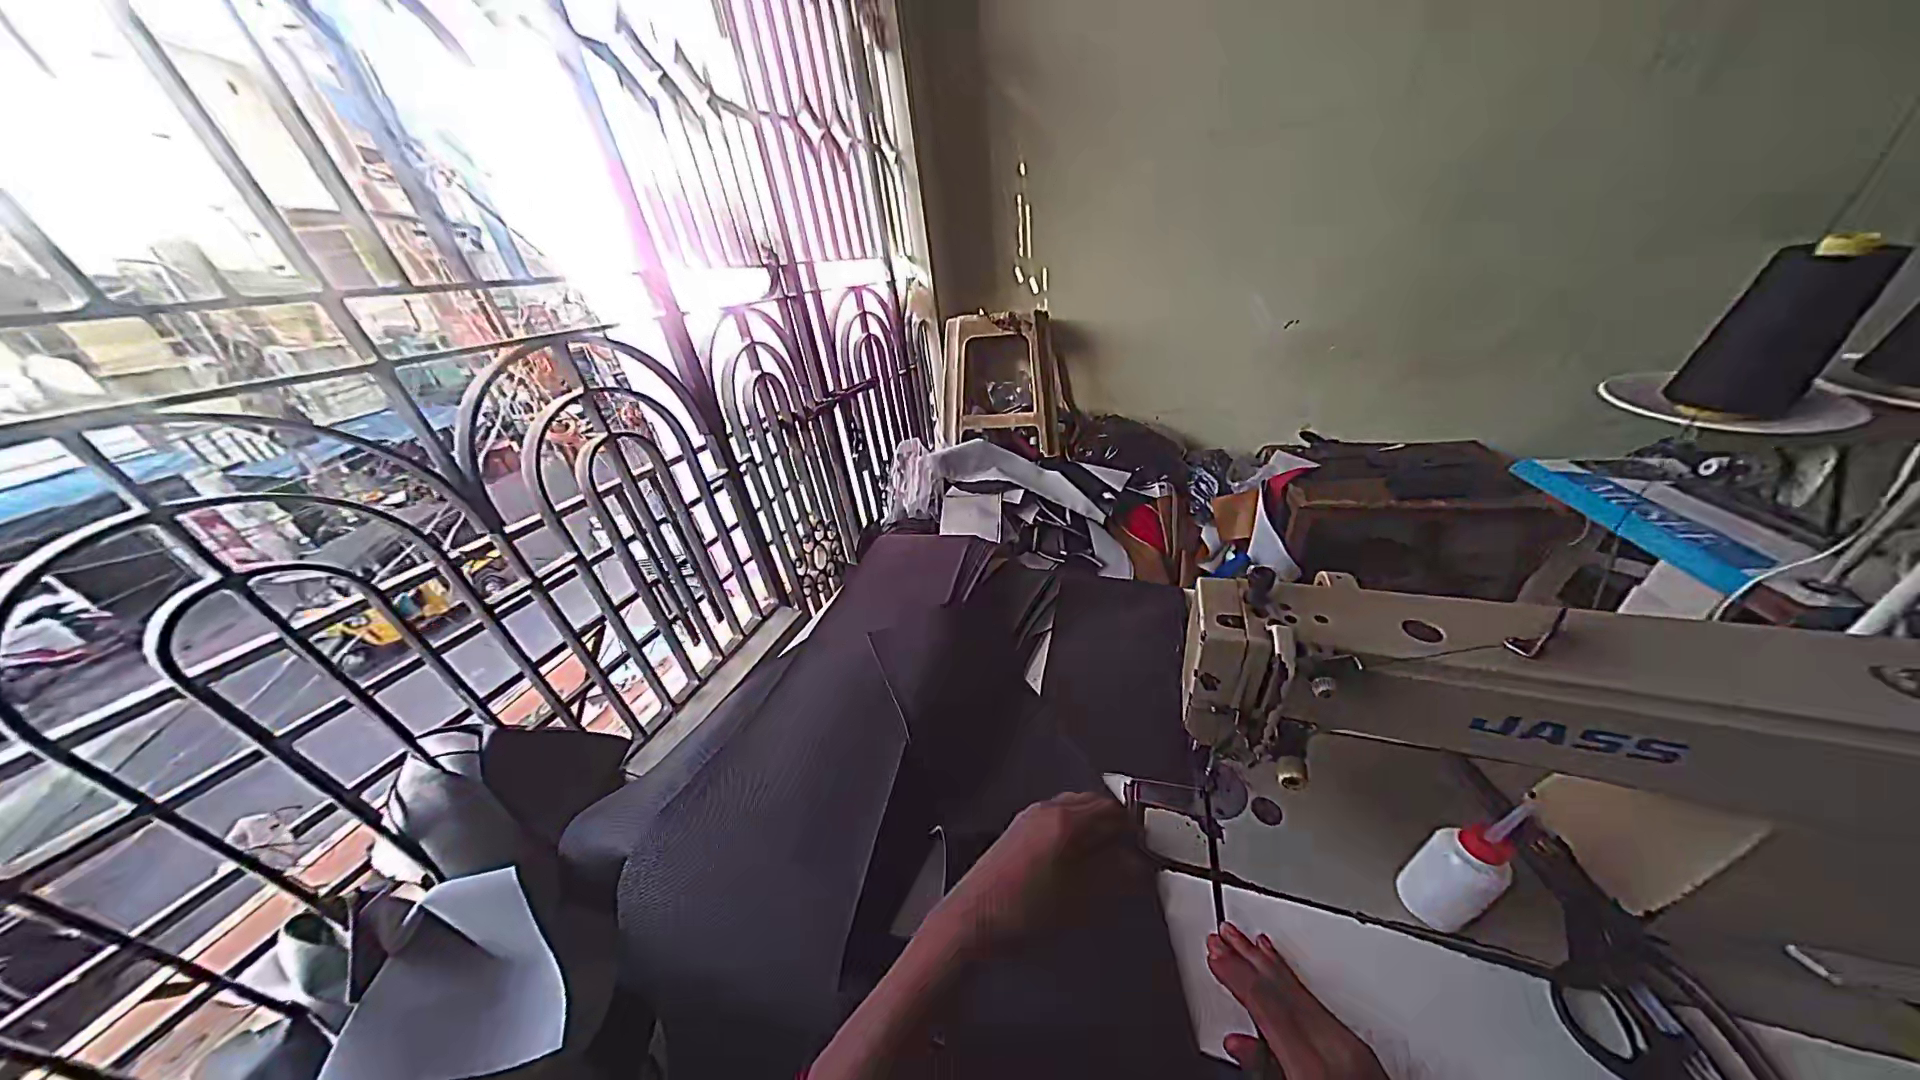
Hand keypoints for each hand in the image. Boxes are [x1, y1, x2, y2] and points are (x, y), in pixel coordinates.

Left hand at [922, 791, 1137, 954]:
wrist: (973, 919)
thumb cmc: (1020, 909)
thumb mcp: (1080, 897)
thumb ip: (1114, 875)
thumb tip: (1137, 864)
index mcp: (1063, 819)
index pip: (1112, 809)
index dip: (1135, 825)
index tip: (1149, 842)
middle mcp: (1045, 810)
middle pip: (1092, 803)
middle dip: (1115, 823)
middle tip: (1133, 849)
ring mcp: (1029, 818)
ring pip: (1073, 809)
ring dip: (1094, 826)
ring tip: (1109, 857)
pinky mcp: (1018, 830)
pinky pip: (1056, 818)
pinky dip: (1074, 831)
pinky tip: (1078, 857)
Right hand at [1207, 921, 1386, 1079]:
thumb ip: (1264, 1069)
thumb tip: (1237, 1044)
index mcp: (1313, 1067)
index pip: (1265, 1001)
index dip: (1235, 972)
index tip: (1214, 952)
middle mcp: (1338, 1052)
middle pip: (1282, 989)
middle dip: (1247, 959)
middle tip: (1222, 937)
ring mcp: (1355, 1051)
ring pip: (1300, 991)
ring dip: (1268, 964)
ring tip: (1243, 941)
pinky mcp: (1364, 1055)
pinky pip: (1318, 1003)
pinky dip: (1293, 981)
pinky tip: (1281, 968)